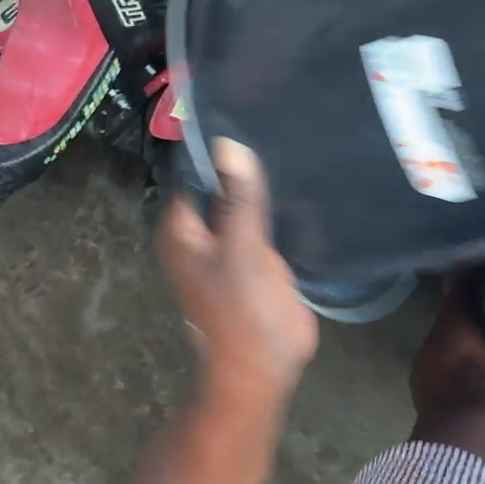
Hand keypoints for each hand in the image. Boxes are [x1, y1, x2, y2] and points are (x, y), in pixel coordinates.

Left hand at [158, 139, 318, 404]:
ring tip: (293, 143)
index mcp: (183, 230)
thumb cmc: (244, 313)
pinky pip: (262, 221)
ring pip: (243, 201)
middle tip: (279, 122)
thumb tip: (229, 144)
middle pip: (221, 185)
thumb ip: (240, 199)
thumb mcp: (243, 251)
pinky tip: (301, 185)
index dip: (217, 146)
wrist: (263, 370)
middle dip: (244, 162)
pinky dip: (276, 206)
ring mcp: (229, 246)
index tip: (249, 112)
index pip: (194, 172)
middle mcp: (201, 234)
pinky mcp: (255, 258)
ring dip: (262, 184)